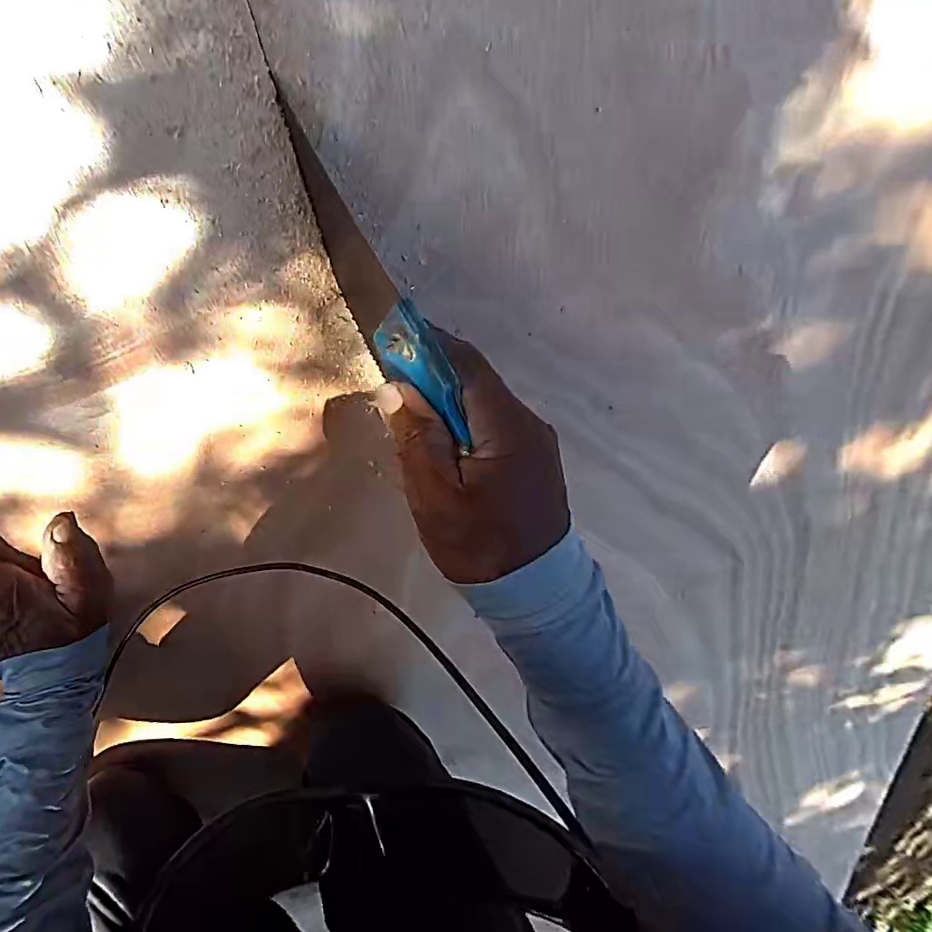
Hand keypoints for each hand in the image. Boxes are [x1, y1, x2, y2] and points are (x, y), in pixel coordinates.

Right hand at [376, 330, 570, 583]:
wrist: (537, 596)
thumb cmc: (479, 548)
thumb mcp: (435, 497)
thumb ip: (417, 438)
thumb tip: (397, 389)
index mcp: (508, 427)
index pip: (467, 365)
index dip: (430, 344)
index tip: (395, 335)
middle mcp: (529, 423)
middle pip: (476, 381)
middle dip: (433, 376)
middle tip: (394, 385)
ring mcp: (537, 440)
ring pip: (483, 403)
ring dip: (447, 402)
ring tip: (413, 419)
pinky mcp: (535, 458)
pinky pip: (493, 425)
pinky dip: (464, 422)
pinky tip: (443, 444)